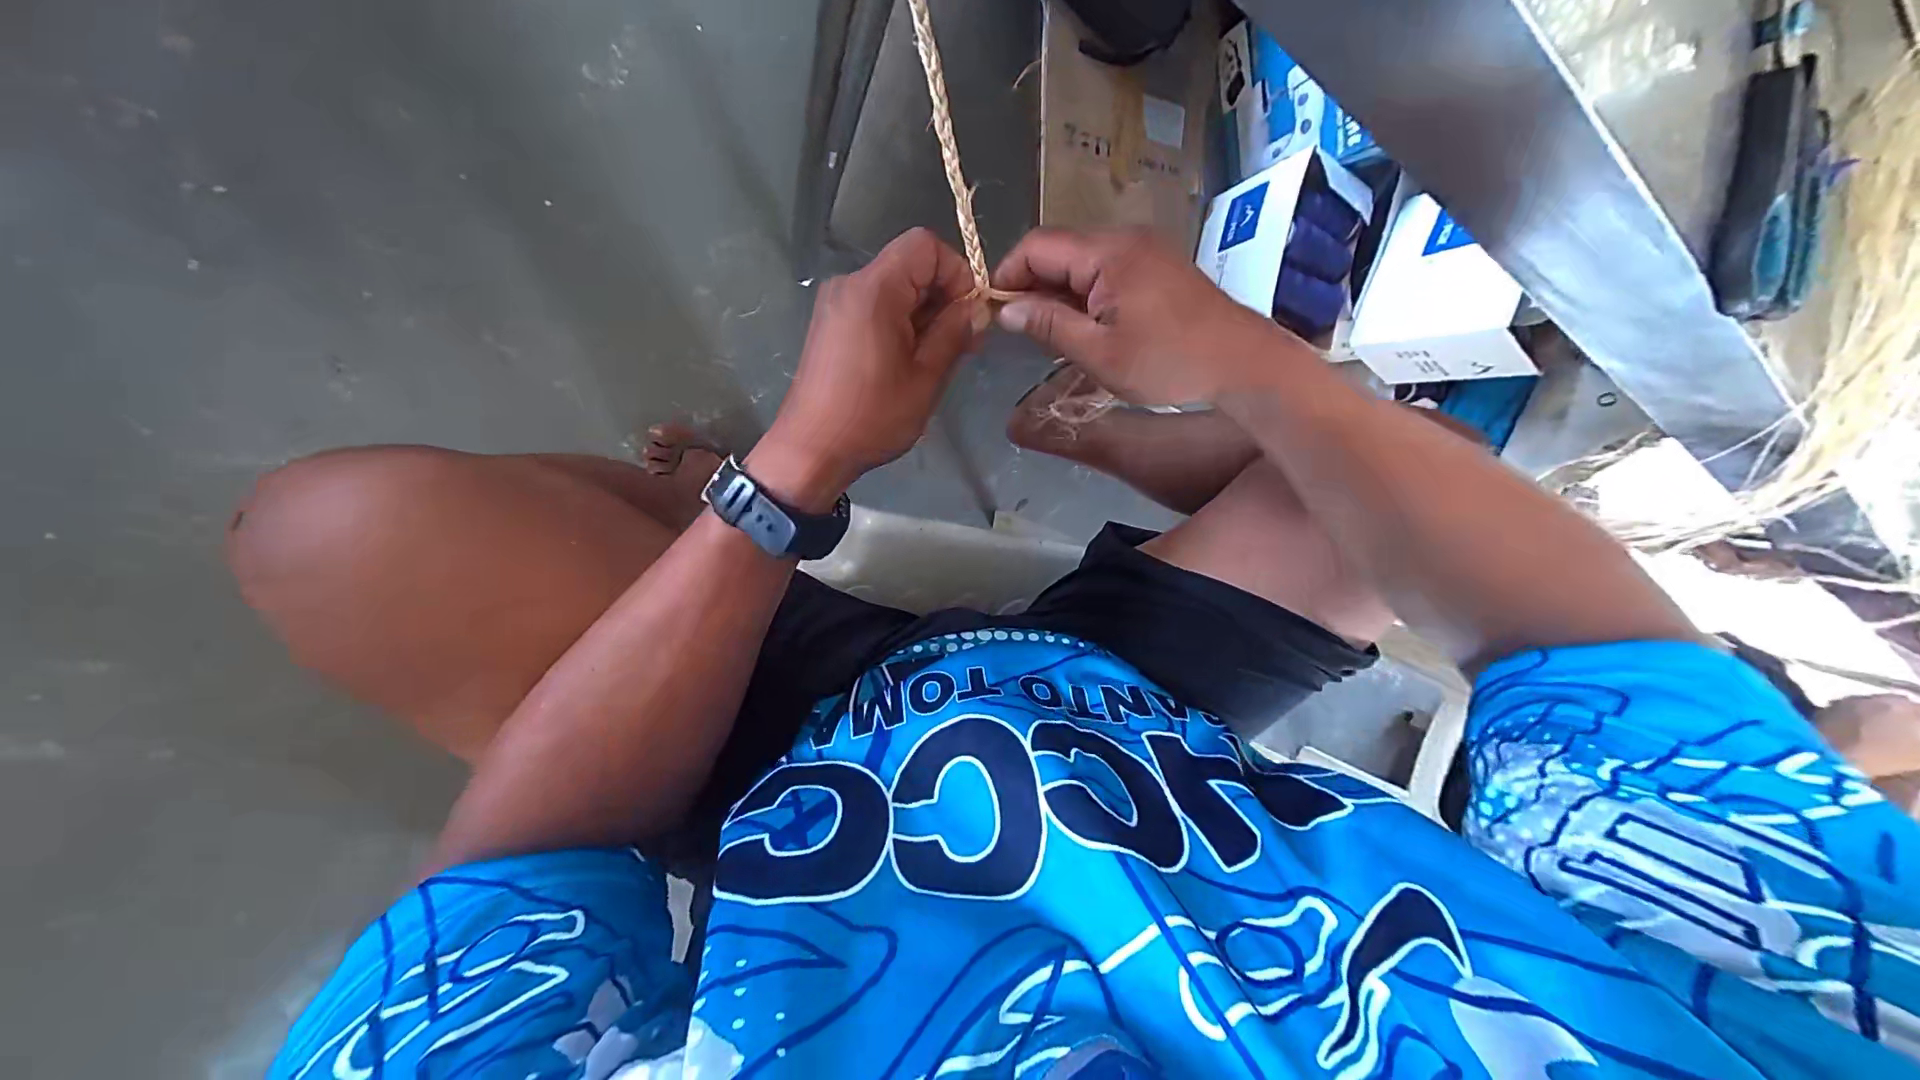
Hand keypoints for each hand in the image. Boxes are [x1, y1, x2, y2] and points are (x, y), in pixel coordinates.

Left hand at [749, 228, 986, 510]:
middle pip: (909, 265)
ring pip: (894, 288)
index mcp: (873, 290)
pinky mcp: (830, 325)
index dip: (956, 272)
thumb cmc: (871, 418)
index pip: (925, 245)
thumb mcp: (925, 378)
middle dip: (943, 297)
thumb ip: (954, 333)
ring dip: (923, 315)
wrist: (810, 451)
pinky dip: (899, 324)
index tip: (970, 314)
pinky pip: (874, 307)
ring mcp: (835, 304)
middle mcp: (850, 284)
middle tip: (963, 344)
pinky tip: (908, 362)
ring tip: (937, 359)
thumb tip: (976, 308)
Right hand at [991, 228, 1305, 404]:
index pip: (1037, 245)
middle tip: (1023, 332)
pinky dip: (1086, 295)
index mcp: (1107, 253)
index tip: (995, 312)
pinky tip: (1086, 328)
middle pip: (1059, 251)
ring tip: (1054, 336)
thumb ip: (1048, 325)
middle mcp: (1125, 239)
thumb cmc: (1168, 364)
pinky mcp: (1158, 267)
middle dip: (1033, 286)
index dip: (1008, 275)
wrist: (1243, 365)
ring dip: (1059, 294)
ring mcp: (1145, 250)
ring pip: (1081, 263)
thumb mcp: (1098, 352)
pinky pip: (1106, 272)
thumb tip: (1005, 309)